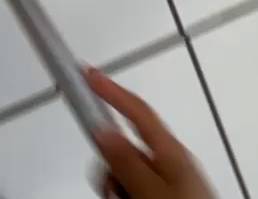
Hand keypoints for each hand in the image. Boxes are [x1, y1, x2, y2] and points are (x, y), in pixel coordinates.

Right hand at [87, 68, 215, 198]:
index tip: (86, 73)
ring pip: (128, 172)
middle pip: (127, 146)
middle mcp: (171, 162)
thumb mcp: (153, 193)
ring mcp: (171, 183)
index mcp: (171, 152)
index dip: (111, 89)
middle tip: (109, 190)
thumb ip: (127, 162)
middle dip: (110, 163)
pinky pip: (136, 189)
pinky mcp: (169, 198)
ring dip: (117, 187)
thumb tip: (102, 129)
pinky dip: (126, 195)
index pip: (137, 109)